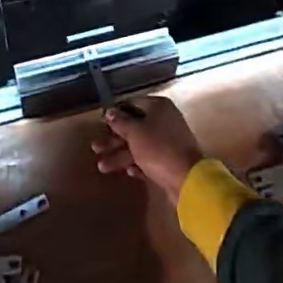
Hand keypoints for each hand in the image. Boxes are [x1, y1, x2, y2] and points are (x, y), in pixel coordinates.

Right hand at [91, 95, 207, 198]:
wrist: (187, 178)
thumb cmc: (158, 148)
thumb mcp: (135, 132)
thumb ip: (121, 122)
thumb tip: (110, 111)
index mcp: (158, 107)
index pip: (132, 103)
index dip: (115, 112)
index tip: (100, 122)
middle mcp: (164, 120)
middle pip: (134, 127)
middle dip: (114, 139)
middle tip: (96, 148)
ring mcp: (168, 141)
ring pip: (139, 145)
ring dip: (120, 155)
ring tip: (102, 167)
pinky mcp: (170, 161)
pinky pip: (149, 159)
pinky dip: (138, 164)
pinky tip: (128, 172)